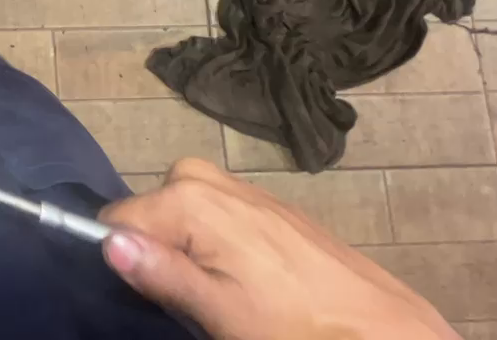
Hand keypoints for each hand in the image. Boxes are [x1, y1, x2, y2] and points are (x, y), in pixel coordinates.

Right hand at [99, 159, 458, 339]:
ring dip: (189, 249)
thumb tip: (108, 243)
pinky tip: (252, 277)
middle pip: (148, 213)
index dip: (130, 260)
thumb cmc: (296, 326)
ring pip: (177, 213)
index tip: (162, 294)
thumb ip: (162, 273)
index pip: (117, 220)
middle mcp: (201, 173)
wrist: (388, 331)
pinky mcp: (258, 196)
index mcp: (186, 196)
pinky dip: (215, 242)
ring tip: (230, 291)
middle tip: (203, 297)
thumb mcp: (222, 313)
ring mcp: (233, 181)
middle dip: (163, 252)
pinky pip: (210, 212)